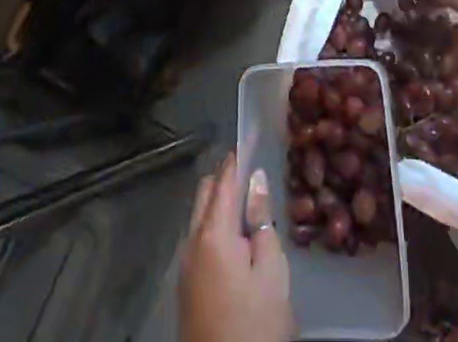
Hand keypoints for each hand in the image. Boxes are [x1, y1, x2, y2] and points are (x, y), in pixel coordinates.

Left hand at [179, 156, 292, 341]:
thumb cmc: (255, 321)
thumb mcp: (271, 270)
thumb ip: (262, 221)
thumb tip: (256, 181)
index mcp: (212, 234)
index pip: (223, 182)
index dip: (236, 158)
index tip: (250, 136)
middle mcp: (191, 242)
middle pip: (204, 194)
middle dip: (224, 175)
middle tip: (252, 167)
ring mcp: (185, 264)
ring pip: (198, 215)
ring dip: (218, 200)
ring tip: (249, 198)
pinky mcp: (187, 283)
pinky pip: (198, 237)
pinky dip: (214, 222)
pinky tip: (236, 231)